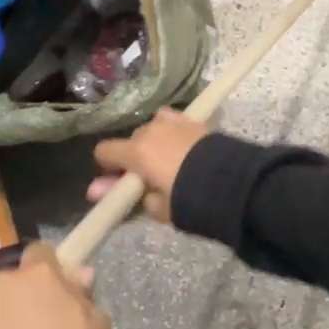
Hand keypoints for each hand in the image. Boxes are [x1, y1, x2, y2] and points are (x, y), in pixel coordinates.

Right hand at [89, 108, 207, 222]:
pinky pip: (174, 123)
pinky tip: (184, 149)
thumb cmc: (189, 199)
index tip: (121, 183)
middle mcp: (150, 130)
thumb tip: (97, 191)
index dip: (108, 168)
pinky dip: (173, 134)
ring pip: (153, 129)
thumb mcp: (157, 207)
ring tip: (170, 162)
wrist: (231, 182)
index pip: (104, 151)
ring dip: (155, 143)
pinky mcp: (195, 121)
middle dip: (135, 156)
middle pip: (132, 140)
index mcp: (136, 151)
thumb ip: (127, 196)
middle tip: (150, 177)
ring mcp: (174, 121)